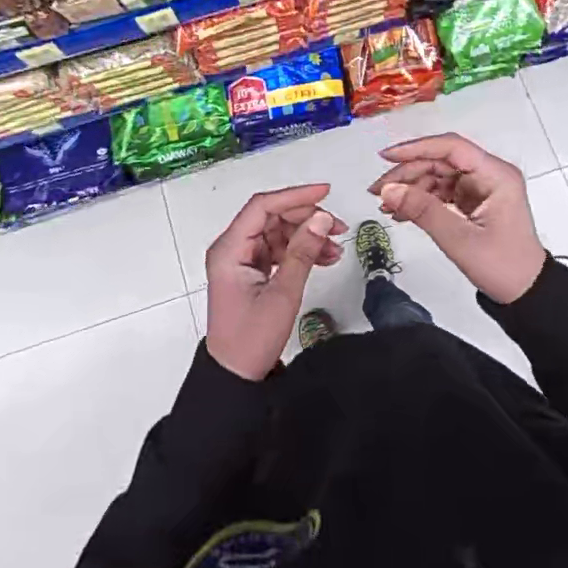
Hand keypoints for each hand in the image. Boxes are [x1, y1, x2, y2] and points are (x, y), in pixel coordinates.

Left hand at [204, 184, 346, 380]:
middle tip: (338, 228)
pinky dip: (301, 251)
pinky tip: (325, 258)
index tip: (326, 193)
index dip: (295, 196)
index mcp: (229, 250)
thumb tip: (322, 219)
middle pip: (272, 217)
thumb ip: (302, 253)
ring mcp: (242, 260)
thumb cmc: (253, 337)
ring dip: (307, 236)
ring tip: (335, 249)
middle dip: (306, 218)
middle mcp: (232, 249)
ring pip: (279, 233)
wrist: (235, 374)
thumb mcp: (283, 293)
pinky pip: (279, 250)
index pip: (262, 207)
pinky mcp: (251, 272)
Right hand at [369, 133, 544, 302]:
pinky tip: (401, 212)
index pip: (452, 148)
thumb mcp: (460, 240)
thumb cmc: (504, 266)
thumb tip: (390, 191)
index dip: (417, 148)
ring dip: (411, 187)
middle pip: (441, 161)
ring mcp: (482, 187)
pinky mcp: (475, 201)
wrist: (525, 291)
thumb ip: (423, 211)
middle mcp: (490, 175)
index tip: (387, 156)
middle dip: (408, 173)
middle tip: (379, 190)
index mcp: (497, 175)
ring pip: (439, 175)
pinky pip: (443, 191)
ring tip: (387, 205)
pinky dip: (422, 199)